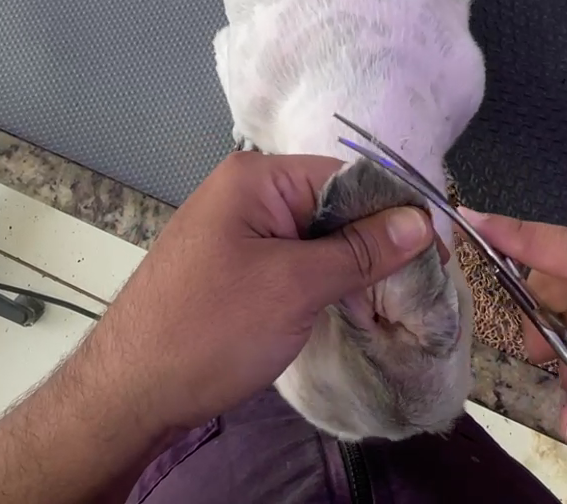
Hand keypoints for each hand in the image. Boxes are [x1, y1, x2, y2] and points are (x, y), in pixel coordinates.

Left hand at [77, 150, 434, 437]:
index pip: (345, 176)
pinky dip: (323, 281)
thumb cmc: (210, 328)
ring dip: (351, 267)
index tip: (437, 252)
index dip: (393, 211)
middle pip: (331, 205)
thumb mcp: (294, 287)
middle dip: (374, 243)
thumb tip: (419, 222)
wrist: (130, 390)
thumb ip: (360, 251)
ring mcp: (239, 229)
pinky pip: (293, 259)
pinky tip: (350, 308)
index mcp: (256, 177)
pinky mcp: (236, 264)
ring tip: (392, 302)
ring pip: (315, 236)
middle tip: (419, 286)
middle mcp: (247, 192)